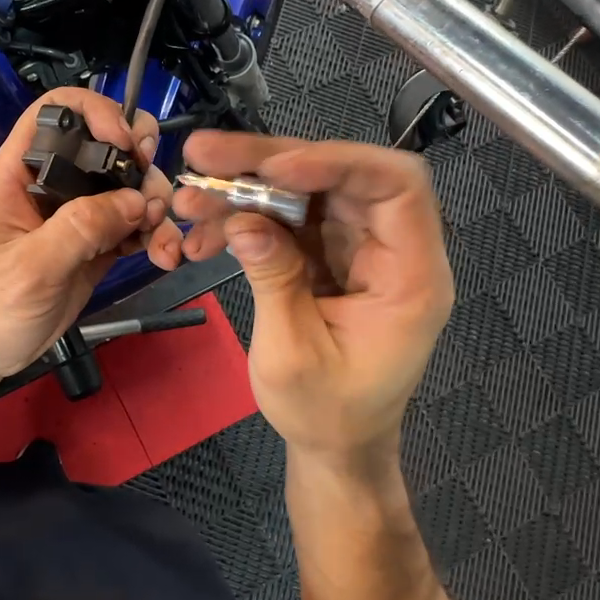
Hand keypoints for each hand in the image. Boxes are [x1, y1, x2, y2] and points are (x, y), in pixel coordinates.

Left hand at [0, 88, 184, 385]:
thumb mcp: (28, 266)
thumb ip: (80, 228)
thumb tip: (135, 200)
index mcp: (18, 175)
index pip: (54, 113)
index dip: (94, 112)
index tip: (124, 143)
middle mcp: (49, 188)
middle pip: (102, 147)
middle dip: (137, 161)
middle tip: (155, 194)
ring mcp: (72, 219)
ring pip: (124, 189)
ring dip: (153, 205)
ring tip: (161, 238)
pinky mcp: (91, 250)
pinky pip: (129, 229)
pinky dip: (152, 236)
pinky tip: (163, 255)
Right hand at [173, 133, 452, 464]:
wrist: (333, 445)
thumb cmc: (327, 412)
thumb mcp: (293, 354)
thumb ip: (274, 280)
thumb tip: (243, 221)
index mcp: (410, 276)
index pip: (396, 187)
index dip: (338, 164)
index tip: (274, 169)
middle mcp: (388, 250)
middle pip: (338, 177)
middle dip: (269, 162)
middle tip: (204, 155)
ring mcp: (355, 249)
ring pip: (304, 191)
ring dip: (245, 187)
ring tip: (189, 194)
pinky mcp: (324, 255)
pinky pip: (284, 218)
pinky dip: (242, 218)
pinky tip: (202, 233)